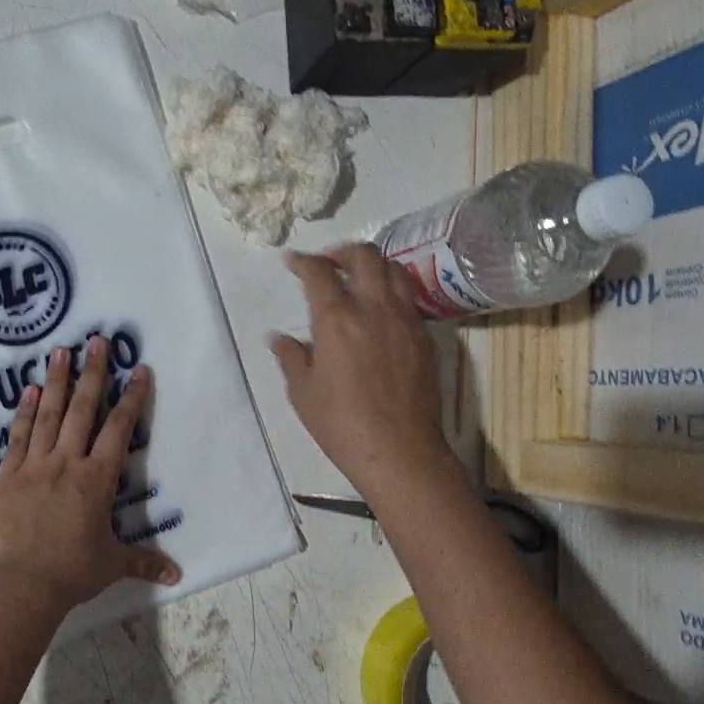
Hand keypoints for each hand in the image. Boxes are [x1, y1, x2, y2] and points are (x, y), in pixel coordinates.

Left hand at [0, 337, 181, 611]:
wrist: (22, 585)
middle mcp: (67, 463)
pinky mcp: (7, 476)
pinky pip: (18, 437)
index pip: (119, 429)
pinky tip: (29, 391)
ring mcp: (34, 466)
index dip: (131, 398)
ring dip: (56, 381)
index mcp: (97, 479)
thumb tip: (176, 577)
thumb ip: (144, 562)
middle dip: (92, 373)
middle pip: (82, 410)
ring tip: (60, 351)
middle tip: (95, 341)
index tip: (138, 370)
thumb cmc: (73, 572)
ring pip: (48, 415)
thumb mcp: (112, 564)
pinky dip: (25, 412)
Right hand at [271, 245, 453, 493]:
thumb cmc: (342, 425)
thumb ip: (290, 357)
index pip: (319, 272)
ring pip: (394, 270)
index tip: (292, 262)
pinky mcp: (425, 336)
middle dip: (341, 251)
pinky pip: (409, 298)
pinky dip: (391, 291)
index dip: (302, 261)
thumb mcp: (303, 393)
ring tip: (359, 280)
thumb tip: (278, 338)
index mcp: (337, 319)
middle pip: (364, 255)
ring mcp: (405, 319)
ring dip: (372, 265)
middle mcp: (374, 308)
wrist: (400, 451)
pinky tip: (381, 310)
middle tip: (328, 264)